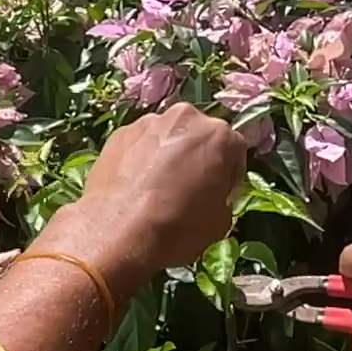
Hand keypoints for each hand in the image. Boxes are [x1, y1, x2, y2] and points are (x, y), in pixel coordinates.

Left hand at [37, 104, 247, 287]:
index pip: (235, 149)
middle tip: (189, 187)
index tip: (219, 194)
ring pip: (169, 136)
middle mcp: (185, 117)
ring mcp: (149, 122)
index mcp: (218, 134)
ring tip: (157, 187)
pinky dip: (142, 158)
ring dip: (169, 154)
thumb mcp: (220, 222)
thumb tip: (212, 193)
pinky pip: (141, 143)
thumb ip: (224, 195)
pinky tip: (135, 185)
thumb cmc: (176, 229)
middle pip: (200, 134)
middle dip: (198, 156)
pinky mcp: (120, 131)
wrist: (116, 234)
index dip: (229, 175)